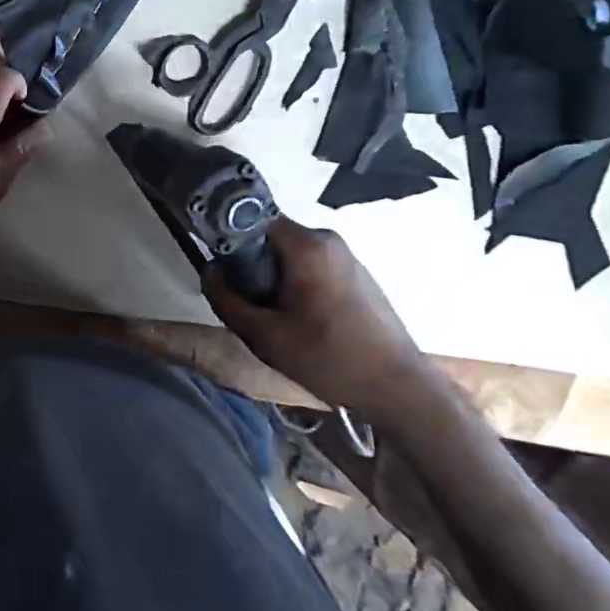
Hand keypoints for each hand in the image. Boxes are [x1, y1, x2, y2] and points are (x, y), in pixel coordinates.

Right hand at [203, 217, 431, 416]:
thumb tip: (210, 270)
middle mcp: (328, 240)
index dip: (232, 240)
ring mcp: (346, 257)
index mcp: (308, 245)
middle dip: (253, 264)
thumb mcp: (264, 335)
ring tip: (275, 316)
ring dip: (275, 276)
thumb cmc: (330, 358)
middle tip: (249, 301)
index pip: (253, 219)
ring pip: (291, 254)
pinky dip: (297, 284)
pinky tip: (301, 320)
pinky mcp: (357, 275)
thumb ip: (226, 299)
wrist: (400, 391)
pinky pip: (312, 266)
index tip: (224, 269)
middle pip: (272, 237)